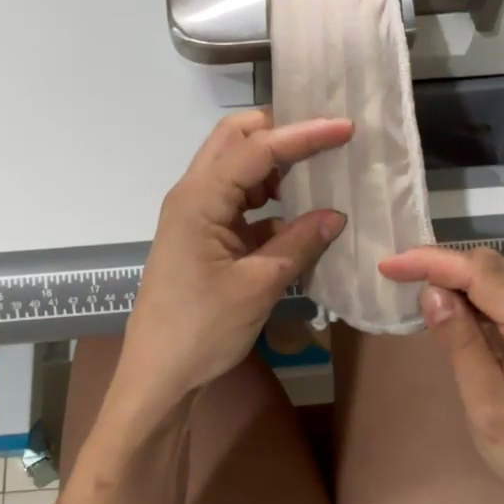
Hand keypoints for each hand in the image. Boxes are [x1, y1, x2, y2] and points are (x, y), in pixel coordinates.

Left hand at [117, 110, 352, 409]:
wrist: (157, 376)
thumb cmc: (201, 330)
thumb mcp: (258, 286)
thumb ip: (299, 243)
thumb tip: (337, 215)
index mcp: (199, 198)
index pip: (256, 148)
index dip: (303, 134)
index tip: (346, 127)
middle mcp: (193, 195)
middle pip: (236, 140)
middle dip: (280, 130)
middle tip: (327, 134)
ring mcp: (196, 215)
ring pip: (238, 168)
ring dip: (276, 163)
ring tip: (323, 165)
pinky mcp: (203, 236)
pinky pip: (240, 202)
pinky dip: (271, 199)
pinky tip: (304, 211)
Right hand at [379, 246, 503, 503]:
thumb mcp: (488, 412)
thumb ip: (462, 347)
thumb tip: (431, 293)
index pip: (485, 275)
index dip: (434, 262)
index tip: (390, 266)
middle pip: (492, 266)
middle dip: (440, 265)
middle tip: (395, 278)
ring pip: (500, 272)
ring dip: (455, 276)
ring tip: (414, 289)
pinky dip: (474, 291)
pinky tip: (450, 308)